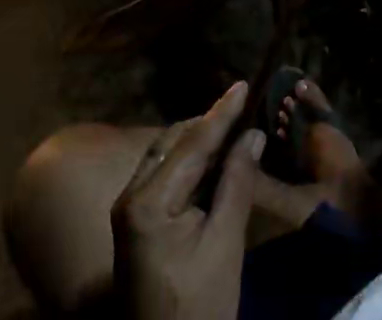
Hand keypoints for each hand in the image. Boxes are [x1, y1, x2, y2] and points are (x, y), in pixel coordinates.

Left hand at [113, 82, 265, 319]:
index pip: (192, 144)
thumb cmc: (199, 305)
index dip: (222, 112)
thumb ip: (237, 183)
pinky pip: (161, 173)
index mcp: (148, 201)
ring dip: (197, 139)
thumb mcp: (224, 243)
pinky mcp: (134, 221)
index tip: (243, 84)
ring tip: (231, 124)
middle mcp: (129, 196)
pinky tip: (211, 157)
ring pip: (165, 154)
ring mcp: (127, 209)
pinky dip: (187, 160)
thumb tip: (254, 135)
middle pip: (172, 142)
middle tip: (242, 106)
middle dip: (208, 122)